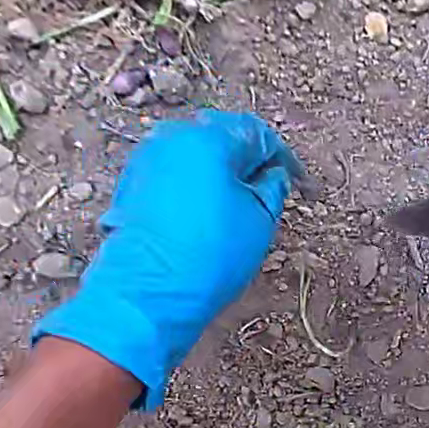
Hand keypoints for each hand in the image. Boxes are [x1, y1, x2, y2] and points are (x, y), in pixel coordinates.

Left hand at [34, 110, 297, 408]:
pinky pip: (174, 174)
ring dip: (220, 174)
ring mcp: (146, 160)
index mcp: (210, 138)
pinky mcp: (131, 185)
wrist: (150, 293)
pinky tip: (208, 214)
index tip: (297, 181)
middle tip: (269, 190)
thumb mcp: (260, 218)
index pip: (258, 134)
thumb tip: (273, 175)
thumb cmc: (211, 253)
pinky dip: (195, 186)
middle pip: (223, 138)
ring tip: (238, 205)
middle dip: (249, 162)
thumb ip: (273, 186)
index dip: (283, 158)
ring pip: (196, 156)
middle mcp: (173, 139)